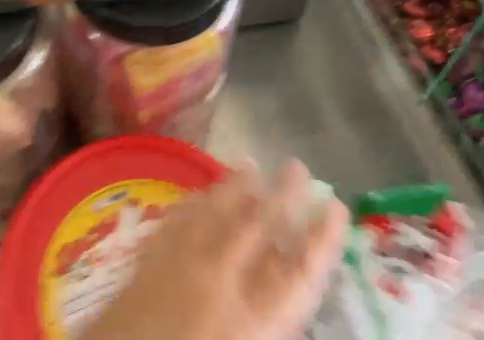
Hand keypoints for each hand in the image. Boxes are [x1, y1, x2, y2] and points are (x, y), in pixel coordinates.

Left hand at [81, 159, 348, 339]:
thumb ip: (270, 319)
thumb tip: (286, 296)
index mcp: (254, 320)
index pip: (300, 272)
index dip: (322, 238)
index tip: (336, 208)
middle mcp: (222, 283)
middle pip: (259, 228)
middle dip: (282, 194)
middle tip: (298, 165)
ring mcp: (180, 267)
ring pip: (215, 214)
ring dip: (236, 187)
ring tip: (251, 163)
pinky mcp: (146, 264)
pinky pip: (177, 221)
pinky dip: (193, 203)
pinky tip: (200, 193)